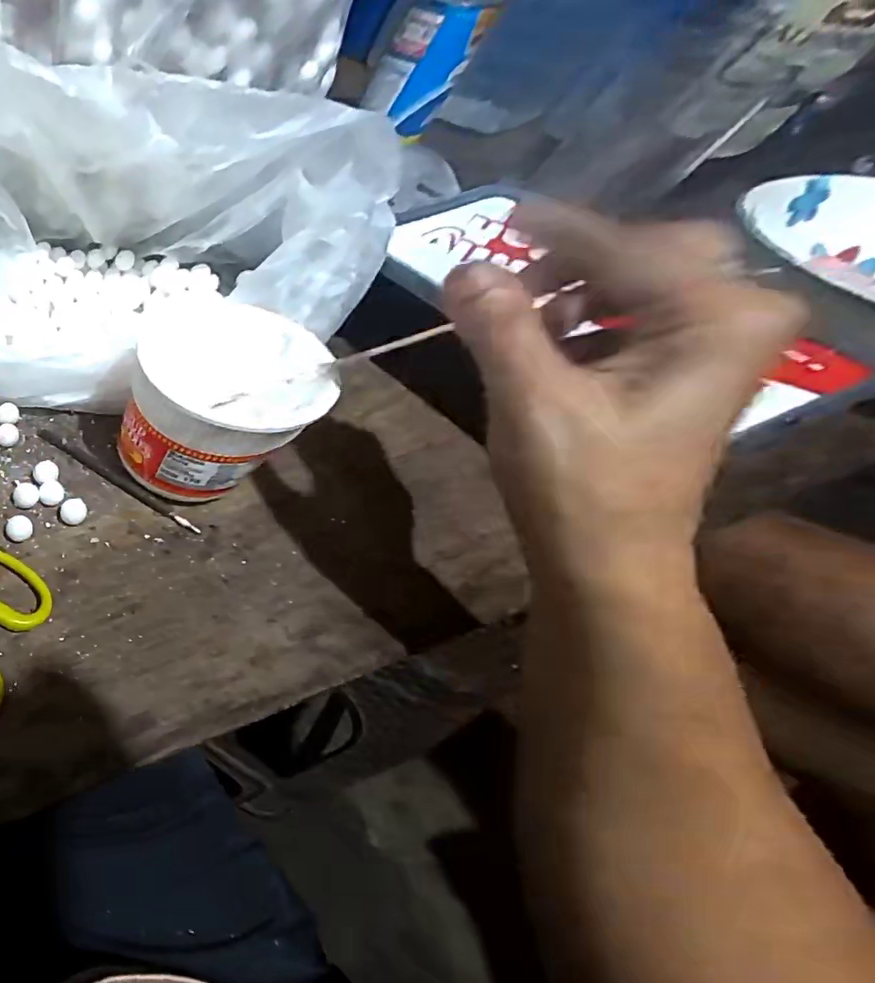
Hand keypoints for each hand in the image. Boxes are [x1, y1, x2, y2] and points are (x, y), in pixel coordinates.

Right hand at [443, 202, 804, 588]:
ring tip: (512, 325)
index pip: (629, 251)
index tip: (504, 214)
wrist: (603, 554)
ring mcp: (711, 345)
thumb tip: (462, 269)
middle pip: (647, 256)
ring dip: (568, 295)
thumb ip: (499, 327)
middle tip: (504, 285)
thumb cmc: (576, 481)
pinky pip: (627, 319)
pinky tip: (538, 347)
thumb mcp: (530, 399)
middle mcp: (734, 317)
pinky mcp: (680, 370)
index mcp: (719, 317)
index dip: (560, 233)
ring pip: (634, 286)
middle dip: (572, 263)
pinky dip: (577, 322)